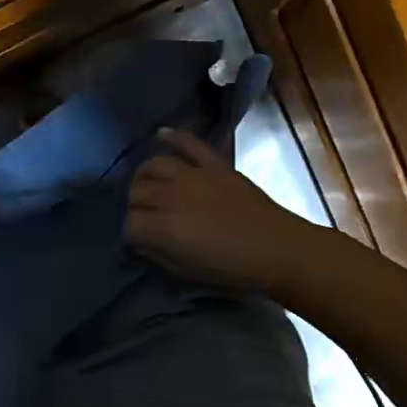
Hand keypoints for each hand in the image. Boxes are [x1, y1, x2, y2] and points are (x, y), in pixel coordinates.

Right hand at [127, 128, 319, 293]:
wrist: (279, 250)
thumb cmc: (232, 269)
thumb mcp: (186, 272)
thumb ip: (157, 254)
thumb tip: (140, 242)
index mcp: (164, 228)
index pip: (128, 224)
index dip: (127, 234)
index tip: (134, 243)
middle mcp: (172, 196)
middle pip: (136, 193)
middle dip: (133, 207)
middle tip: (142, 218)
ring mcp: (194, 175)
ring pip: (153, 166)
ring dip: (144, 177)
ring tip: (147, 187)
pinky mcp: (215, 165)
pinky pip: (190, 144)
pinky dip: (174, 137)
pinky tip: (160, 134)